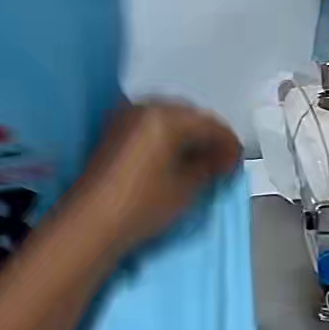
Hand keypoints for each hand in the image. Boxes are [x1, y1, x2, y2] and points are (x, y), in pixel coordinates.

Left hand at [61, 98, 239, 254]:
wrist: (91, 222)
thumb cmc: (142, 205)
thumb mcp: (185, 188)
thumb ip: (209, 167)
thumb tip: (221, 159)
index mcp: (166, 117)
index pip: (208, 123)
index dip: (228, 143)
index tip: (237, 161)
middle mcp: (144, 108)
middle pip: (187, 115)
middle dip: (207, 135)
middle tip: (222, 160)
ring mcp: (125, 117)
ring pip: (167, 118)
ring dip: (186, 135)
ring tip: (200, 161)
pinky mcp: (113, 130)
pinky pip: (149, 124)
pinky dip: (166, 136)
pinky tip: (174, 157)